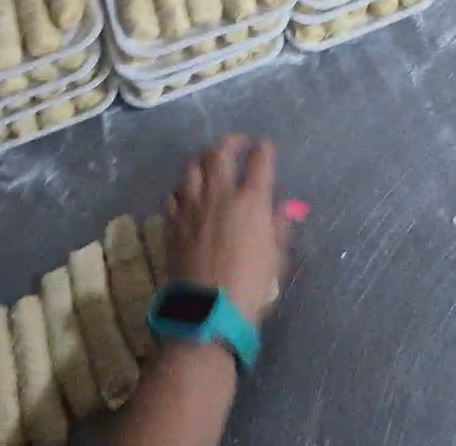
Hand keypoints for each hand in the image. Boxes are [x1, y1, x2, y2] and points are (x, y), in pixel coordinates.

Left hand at [166, 135, 294, 322]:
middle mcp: (221, 195)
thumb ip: (279, 228)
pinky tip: (189, 195)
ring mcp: (192, 207)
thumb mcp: (276, 258)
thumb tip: (282, 209)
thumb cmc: (251, 287)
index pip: (260, 159)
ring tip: (209, 165)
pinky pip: (175, 195)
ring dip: (203, 161)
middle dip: (231, 142)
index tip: (265, 147)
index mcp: (251, 200)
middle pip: (220, 152)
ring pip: (192, 168)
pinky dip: (183, 189)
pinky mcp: (173, 224)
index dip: (264, 148)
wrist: (207, 314)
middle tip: (237, 144)